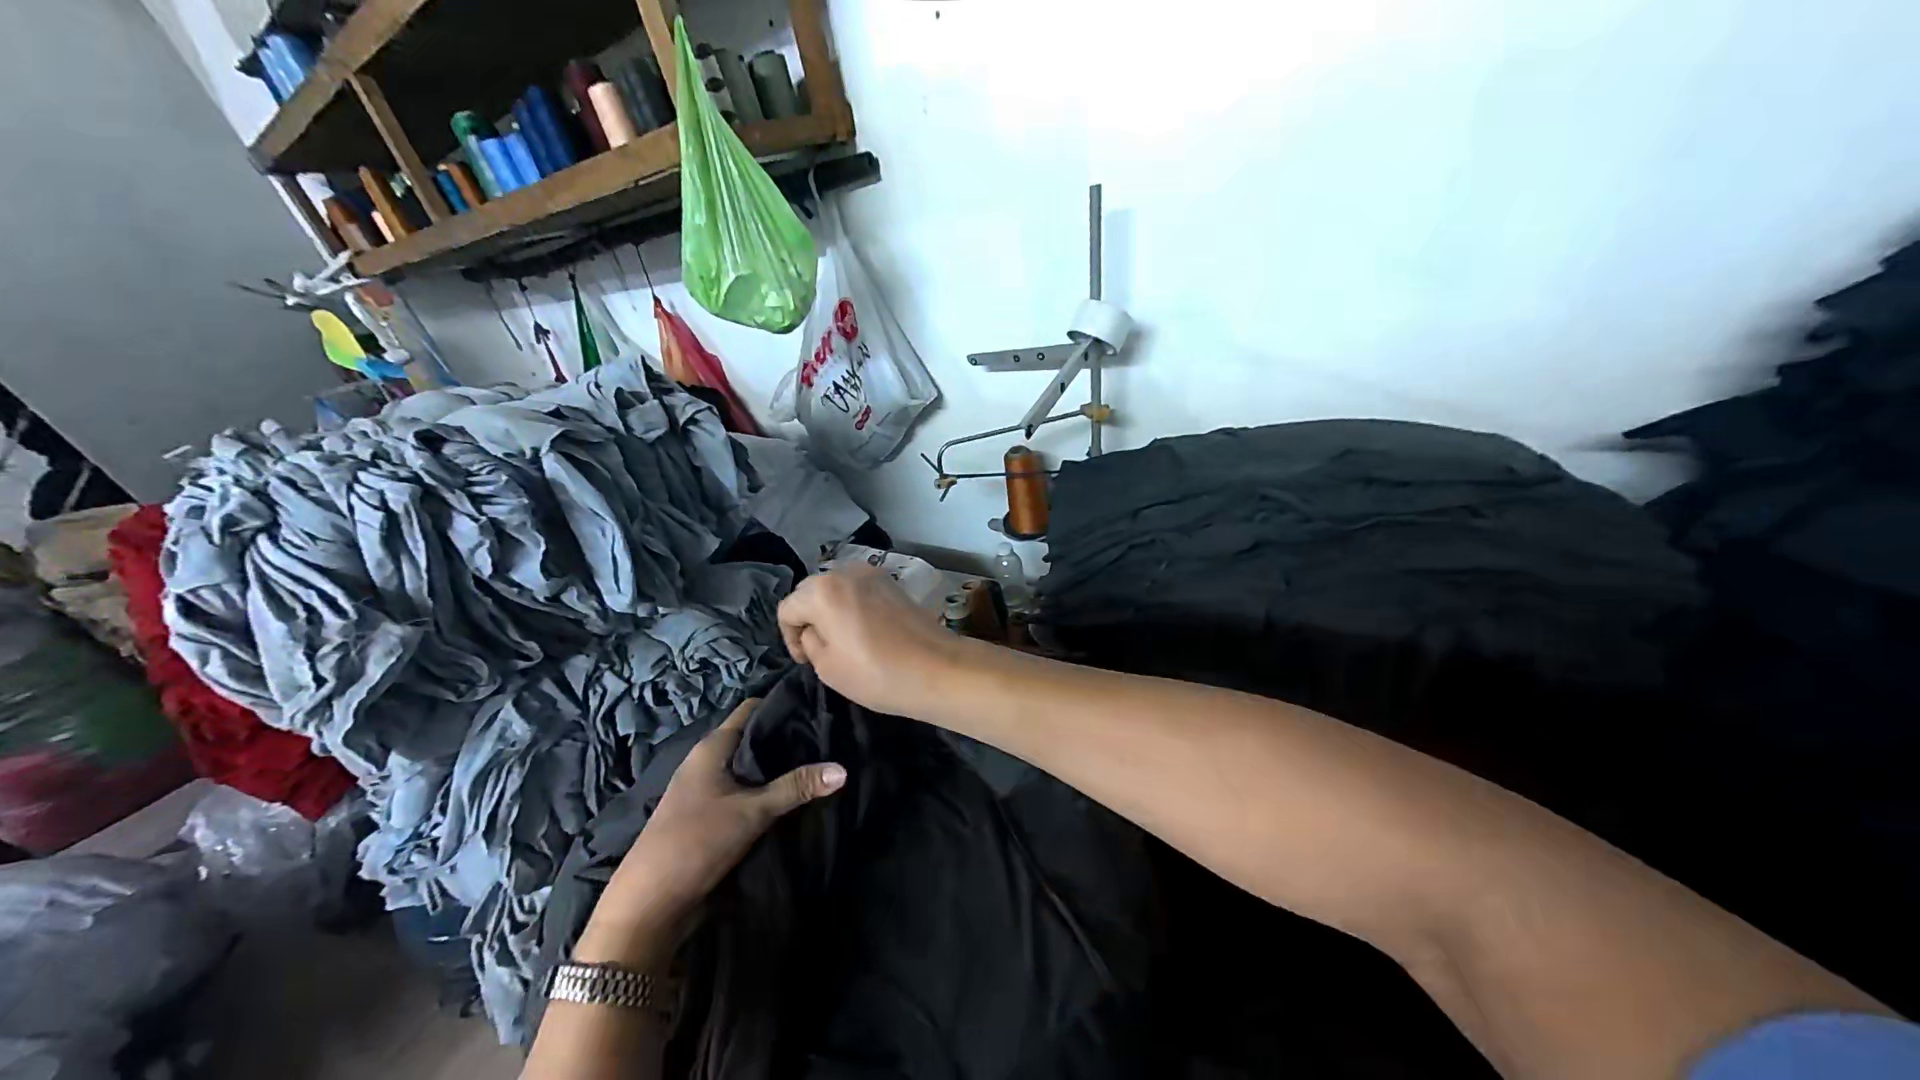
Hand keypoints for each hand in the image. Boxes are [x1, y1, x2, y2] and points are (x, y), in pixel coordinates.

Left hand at [575, 698, 845, 964]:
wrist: (650, 903)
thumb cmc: (696, 841)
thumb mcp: (752, 811)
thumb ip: (796, 787)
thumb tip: (843, 768)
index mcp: (712, 747)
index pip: (753, 709)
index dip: (783, 704)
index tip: (819, 706)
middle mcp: (708, 761)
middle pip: (754, 738)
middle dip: (787, 739)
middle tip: (830, 738)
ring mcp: (707, 789)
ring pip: (751, 768)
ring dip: (778, 768)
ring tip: (820, 763)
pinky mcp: (709, 814)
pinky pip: (745, 791)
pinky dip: (767, 790)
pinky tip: (795, 796)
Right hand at [777, 565, 962, 716]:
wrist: (937, 669)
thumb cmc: (876, 672)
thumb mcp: (827, 667)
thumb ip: (810, 641)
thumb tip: (814, 630)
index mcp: (822, 590)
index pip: (788, 609)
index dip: (789, 637)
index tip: (804, 660)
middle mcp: (846, 572)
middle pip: (811, 592)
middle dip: (809, 618)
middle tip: (820, 651)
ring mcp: (873, 574)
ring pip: (837, 589)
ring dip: (832, 610)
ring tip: (843, 640)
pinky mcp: (894, 583)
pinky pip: (860, 590)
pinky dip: (854, 606)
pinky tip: (865, 631)